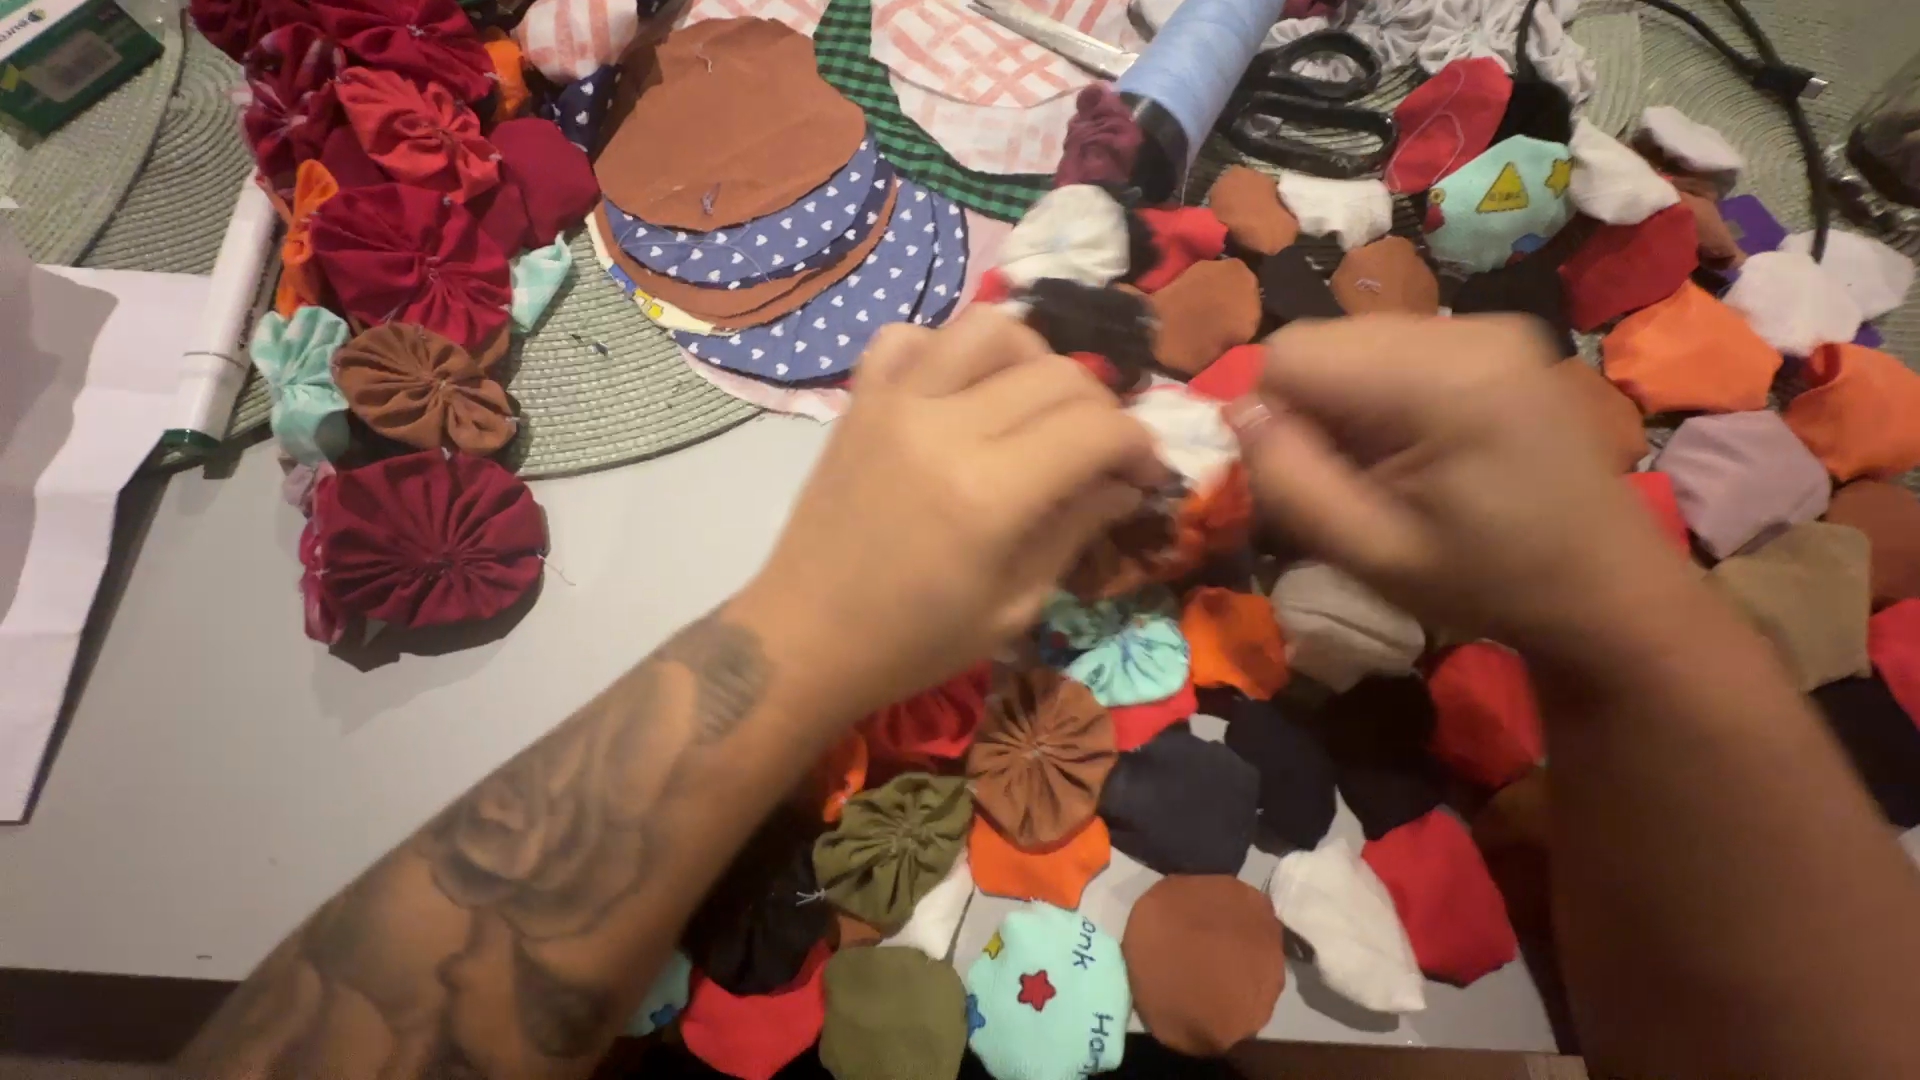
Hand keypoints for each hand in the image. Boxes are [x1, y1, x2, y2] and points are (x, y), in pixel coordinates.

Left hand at [740, 309, 1166, 720]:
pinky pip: (911, 337)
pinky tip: (959, 392)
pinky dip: (949, 350)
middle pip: (1057, 375)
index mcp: (989, 493)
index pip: (1096, 429)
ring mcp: (894, 403)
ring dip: (1035, 360)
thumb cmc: (915, 642)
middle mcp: (944, 427)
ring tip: (1037, 407)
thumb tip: (1126, 482)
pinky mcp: (860, 401)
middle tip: (1099, 453)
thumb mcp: (1015, 606)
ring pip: (990, 328)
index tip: (1146, 471)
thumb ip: (1076, 528)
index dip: (1140, 444)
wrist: (805, 638)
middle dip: (1101, 409)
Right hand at [1230, 315, 1689, 659]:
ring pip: (1347, 342)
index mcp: (1441, 382)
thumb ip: (1289, 481)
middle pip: (1319, 340)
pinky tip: (1402, 443)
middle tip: (1334, 475)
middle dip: (1301, 406)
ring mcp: (1486, 328)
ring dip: (1332, 400)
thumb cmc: (1487, 584)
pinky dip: (1367, 393)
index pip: (1290, 353)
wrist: (1607, 590)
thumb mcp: (1370, 553)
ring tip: (1371, 463)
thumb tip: (1237, 414)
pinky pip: (1385, 348)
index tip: (1294, 474)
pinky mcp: (1493, 340)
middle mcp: (1466, 331)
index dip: (1268, 414)